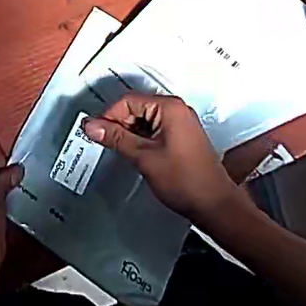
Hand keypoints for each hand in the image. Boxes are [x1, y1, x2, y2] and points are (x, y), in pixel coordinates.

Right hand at [82, 94, 244, 222]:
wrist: (213, 204)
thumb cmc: (186, 181)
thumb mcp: (143, 157)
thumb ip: (116, 138)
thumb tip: (92, 125)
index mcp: (170, 108)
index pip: (129, 101)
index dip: (110, 116)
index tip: (97, 132)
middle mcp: (177, 110)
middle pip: (136, 107)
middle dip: (119, 124)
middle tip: (107, 143)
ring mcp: (180, 122)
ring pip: (144, 119)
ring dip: (130, 133)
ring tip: (122, 152)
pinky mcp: (181, 135)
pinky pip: (154, 128)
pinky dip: (141, 138)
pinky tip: (136, 155)